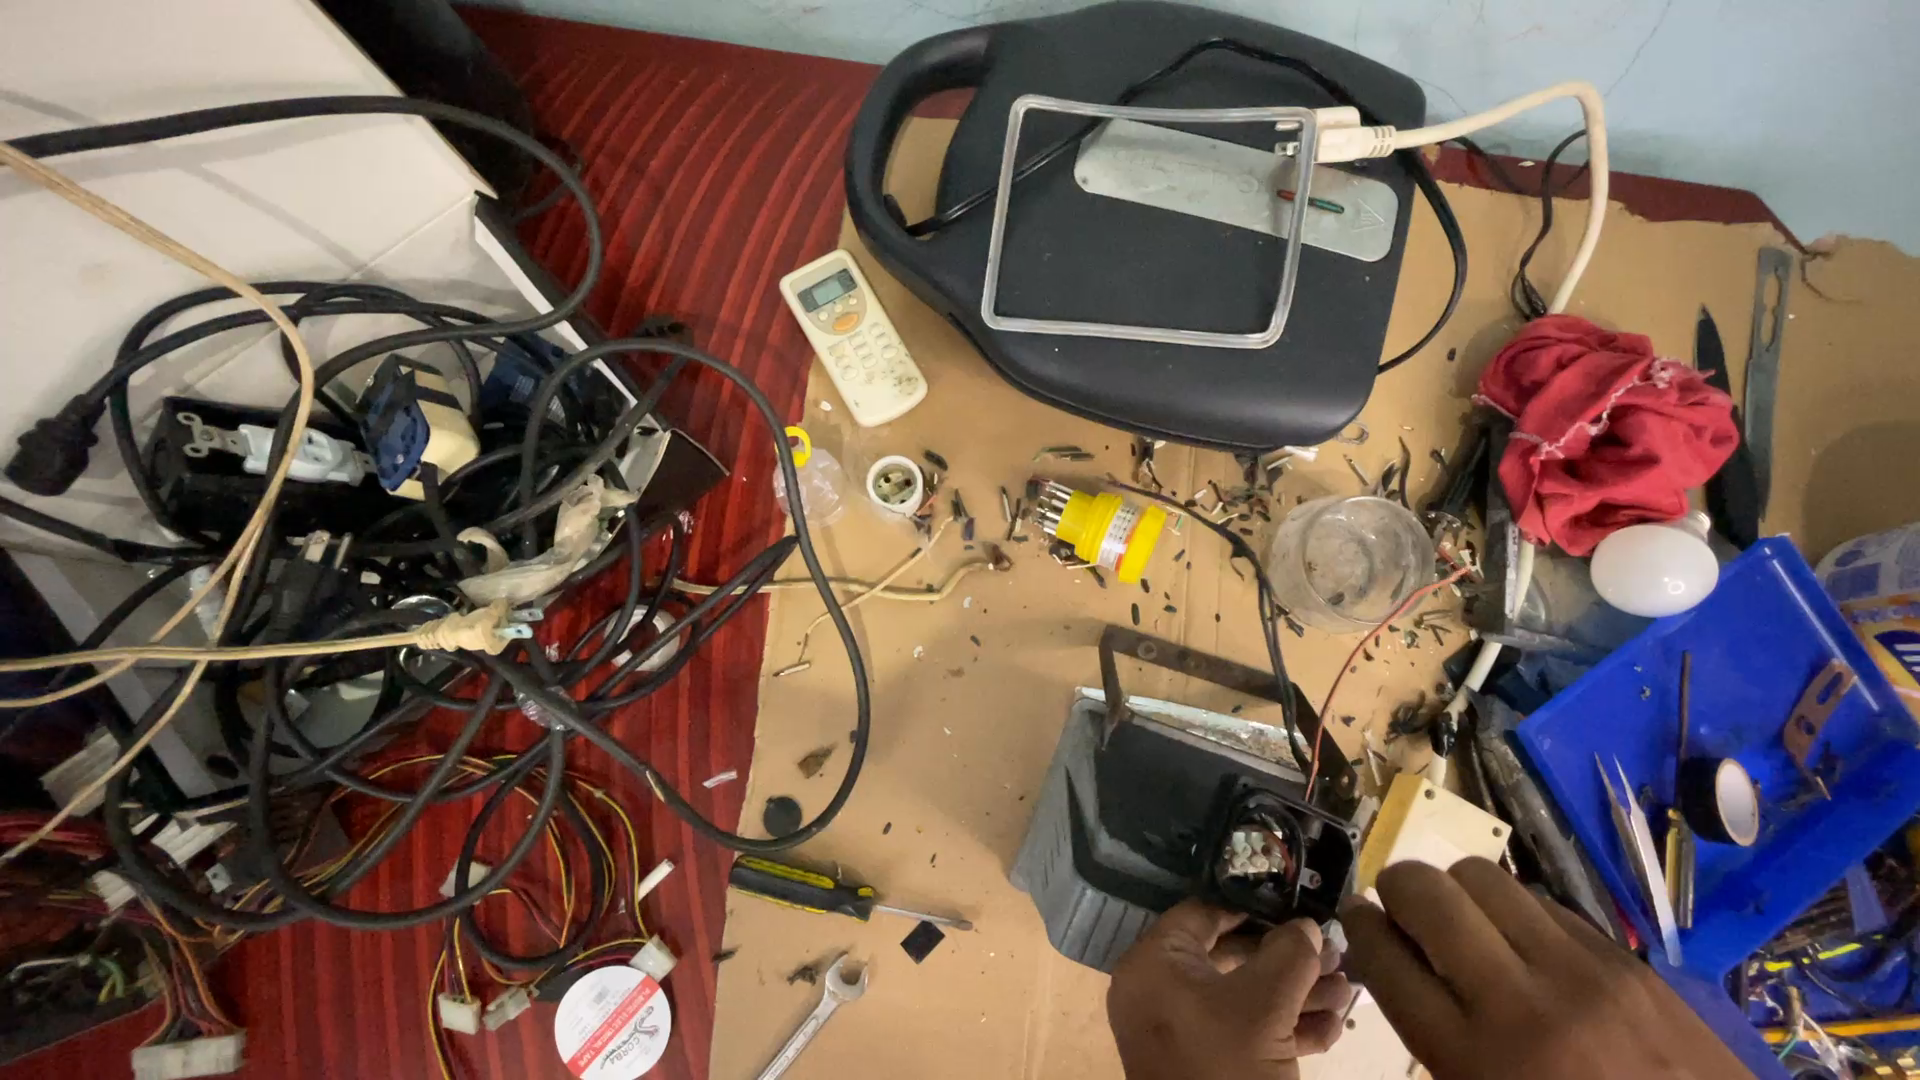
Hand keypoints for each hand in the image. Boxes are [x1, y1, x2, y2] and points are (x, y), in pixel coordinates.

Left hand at [1107, 899, 1350, 1079]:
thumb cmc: (1225, 1071)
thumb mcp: (1263, 1008)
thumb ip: (1287, 957)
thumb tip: (1307, 926)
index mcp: (1153, 963)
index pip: (1202, 915)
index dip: (1252, 909)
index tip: (1296, 906)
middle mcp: (1160, 989)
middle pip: (1229, 956)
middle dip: (1286, 959)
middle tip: (1335, 954)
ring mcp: (1181, 1030)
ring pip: (1242, 996)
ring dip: (1296, 993)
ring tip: (1348, 989)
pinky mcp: (1204, 1065)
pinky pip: (1243, 1032)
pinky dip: (1283, 1028)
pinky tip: (1333, 1027)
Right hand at [1342, 858, 1752, 1079]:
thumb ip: (1429, 1036)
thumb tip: (1388, 956)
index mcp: (1475, 1059)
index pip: (1381, 954)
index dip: (1357, 926)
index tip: (1358, 918)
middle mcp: (1521, 1004)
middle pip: (1423, 892)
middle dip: (1396, 889)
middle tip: (1403, 911)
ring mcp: (1581, 975)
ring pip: (1479, 875)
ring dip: (1454, 890)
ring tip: (1464, 920)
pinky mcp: (1627, 962)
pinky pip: (1541, 902)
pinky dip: (1513, 912)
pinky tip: (1523, 944)